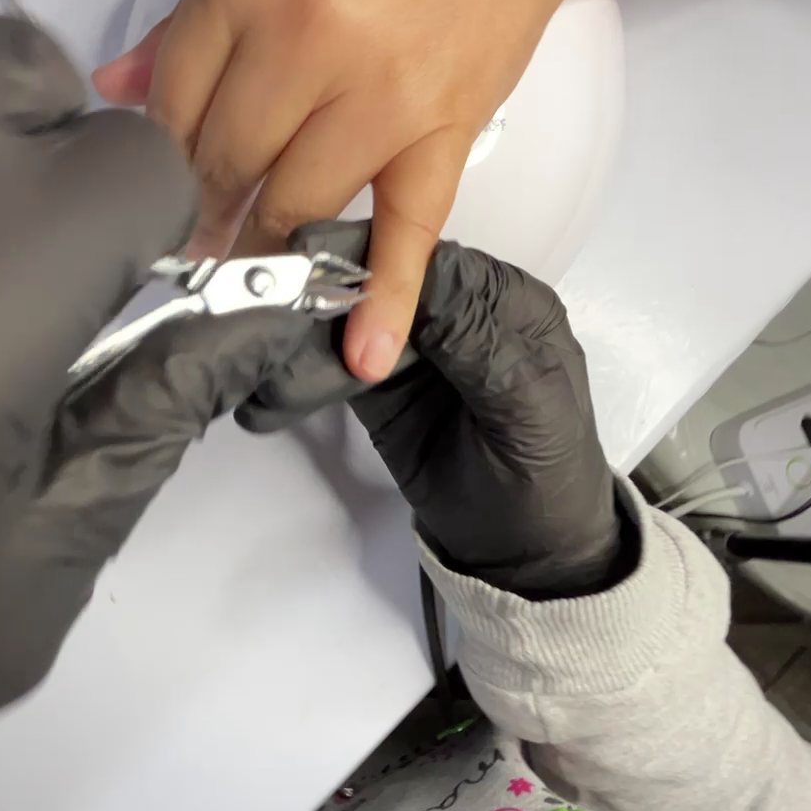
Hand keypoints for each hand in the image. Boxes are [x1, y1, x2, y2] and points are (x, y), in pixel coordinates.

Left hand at [93, 0, 593, 381]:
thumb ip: (189, 18)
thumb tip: (120, 84)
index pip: (174, 101)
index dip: (158, 162)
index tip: (154, 196)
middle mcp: (312, 32)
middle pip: (227, 159)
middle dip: (202, 210)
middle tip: (191, 243)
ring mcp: (383, 90)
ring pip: (294, 201)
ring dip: (259, 246)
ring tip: (241, 267)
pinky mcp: (445, 130)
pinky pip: (407, 225)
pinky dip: (384, 293)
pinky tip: (364, 349)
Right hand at [239, 221, 625, 597]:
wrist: (517, 550)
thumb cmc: (544, 477)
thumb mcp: (527, 408)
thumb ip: (478, 344)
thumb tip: (416, 286)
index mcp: (504, 303)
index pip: (438, 264)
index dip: (385, 261)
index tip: (328, 261)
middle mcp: (453, 313)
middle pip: (388, 280)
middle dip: (337, 281)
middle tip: (281, 284)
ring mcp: (410, 348)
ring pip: (355, 315)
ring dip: (313, 317)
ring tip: (266, 318)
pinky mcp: (375, 384)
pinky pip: (336, 360)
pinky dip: (308, 359)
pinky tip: (278, 357)